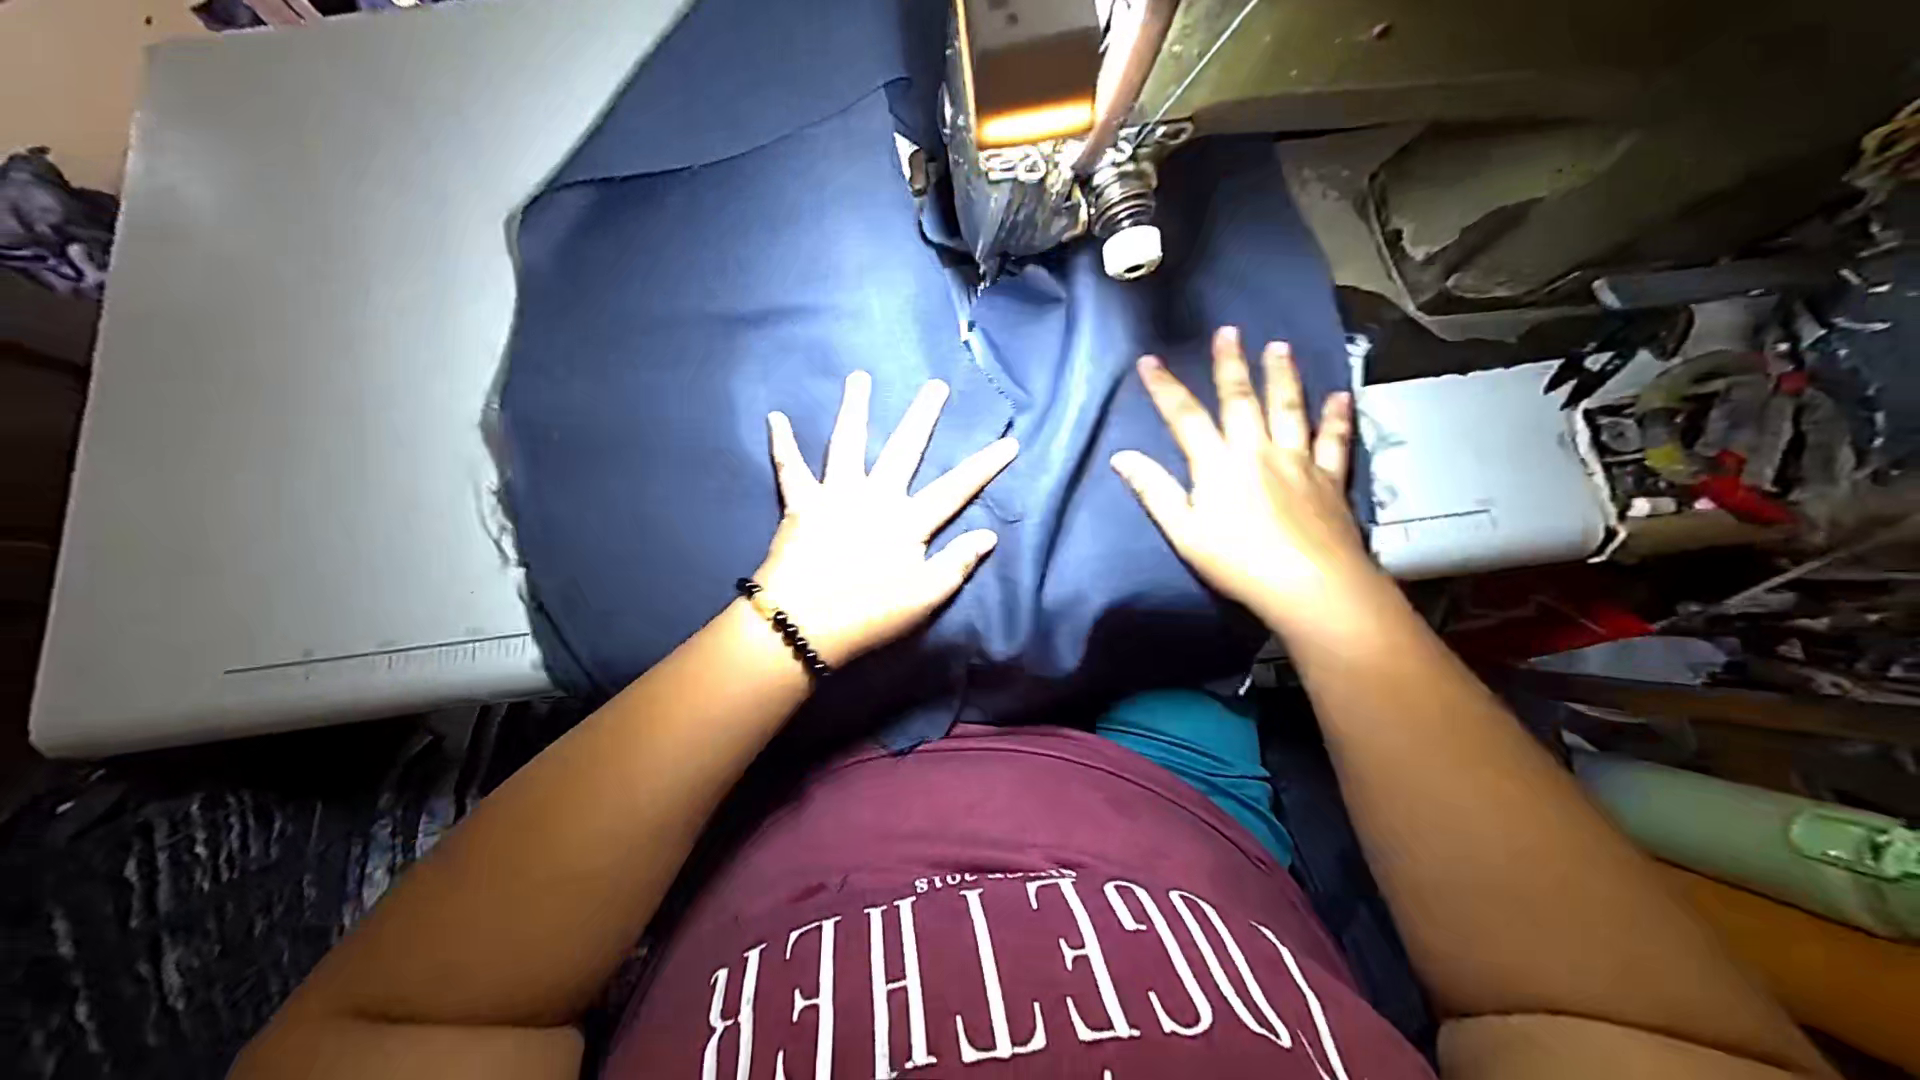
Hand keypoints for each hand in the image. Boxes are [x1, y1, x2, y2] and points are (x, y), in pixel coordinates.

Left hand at [753, 372, 1017, 665]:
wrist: (803, 625)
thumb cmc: (868, 615)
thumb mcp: (924, 598)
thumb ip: (957, 563)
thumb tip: (989, 535)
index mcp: (907, 522)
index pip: (955, 489)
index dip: (984, 466)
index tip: (1009, 442)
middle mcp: (874, 497)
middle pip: (904, 449)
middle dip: (923, 416)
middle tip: (936, 385)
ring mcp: (835, 495)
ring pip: (847, 442)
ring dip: (855, 408)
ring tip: (859, 377)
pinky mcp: (800, 503)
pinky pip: (790, 468)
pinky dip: (782, 443)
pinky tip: (776, 417)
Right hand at [1110, 326, 1382, 634]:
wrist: (1310, 584)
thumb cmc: (1238, 562)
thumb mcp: (1184, 532)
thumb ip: (1155, 491)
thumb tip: (1121, 457)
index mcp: (1218, 465)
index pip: (1185, 418)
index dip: (1165, 388)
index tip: (1149, 361)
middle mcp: (1258, 451)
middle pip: (1241, 400)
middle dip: (1230, 365)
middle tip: (1228, 331)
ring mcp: (1298, 461)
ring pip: (1289, 408)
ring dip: (1282, 375)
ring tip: (1278, 346)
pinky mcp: (1329, 478)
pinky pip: (1334, 440)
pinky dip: (1338, 416)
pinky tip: (1341, 395)